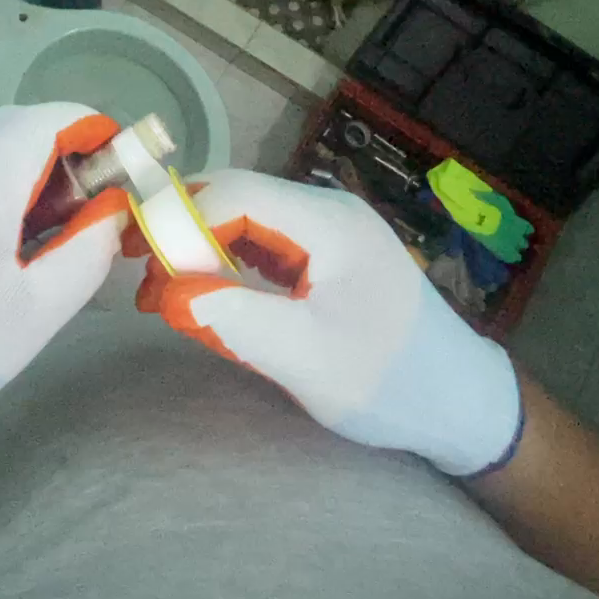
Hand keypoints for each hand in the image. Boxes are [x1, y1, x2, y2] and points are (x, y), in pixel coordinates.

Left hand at [0, 103, 129, 487]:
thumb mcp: (38, 312)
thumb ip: (90, 248)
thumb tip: (113, 205)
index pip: (47, 118)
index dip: (91, 128)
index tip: (117, 164)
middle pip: (12, 125)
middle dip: (59, 149)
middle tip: (82, 206)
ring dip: (20, 166)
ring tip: (34, 231)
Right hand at [136, 169, 521, 475]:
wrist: (463, 404)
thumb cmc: (391, 383)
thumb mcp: (309, 360)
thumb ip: (235, 320)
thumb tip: (166, 291)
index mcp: (329, 222)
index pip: (236, 194)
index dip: (180, 222)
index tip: (140, 264)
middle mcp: (326, 209)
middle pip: (235, 194)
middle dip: (181, 226)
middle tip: (136, 267)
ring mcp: (326, 227)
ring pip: (242, 214)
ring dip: (197, 242)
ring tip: (159, 284)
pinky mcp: (323, 251)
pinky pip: (260, 238)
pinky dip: (223, 257)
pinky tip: (202, 285)